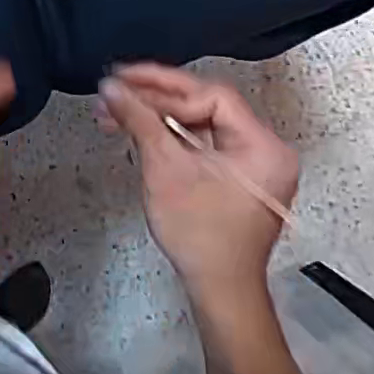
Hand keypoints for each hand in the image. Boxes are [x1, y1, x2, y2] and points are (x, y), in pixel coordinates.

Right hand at [97, 63, 298, 302]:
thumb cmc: (201, 237)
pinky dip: (167, 134)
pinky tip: (136, 128)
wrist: (217, 291)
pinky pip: (199, 140)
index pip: (210, 96)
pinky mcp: (234, 173)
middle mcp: (263, 148)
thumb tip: (111, 87)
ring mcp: (250, 161)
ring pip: (197, 121)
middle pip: (203, 104)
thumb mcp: (165, 170)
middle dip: (155, 97)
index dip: (166, 88)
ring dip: (155, 115)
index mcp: (261, 145)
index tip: (127, 81)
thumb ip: (139, 120)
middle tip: (117, 86)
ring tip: (116, 109)